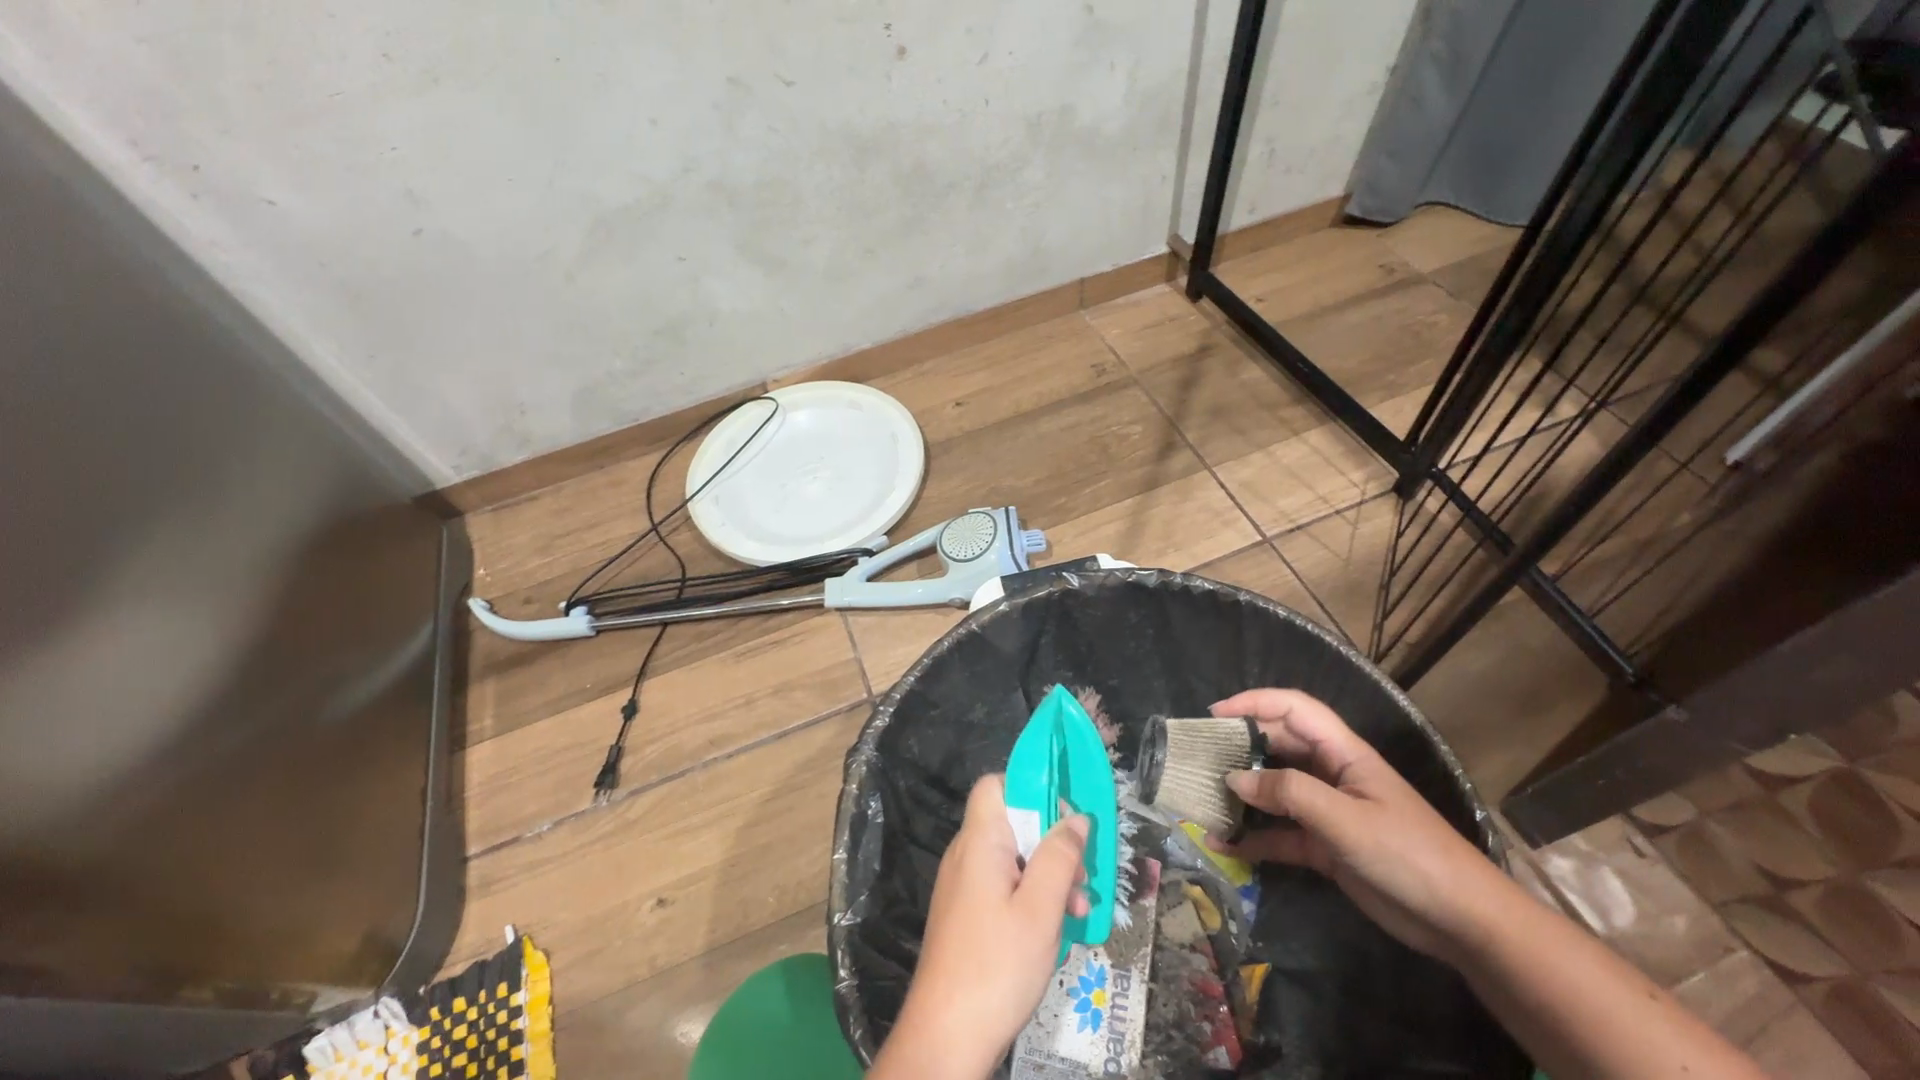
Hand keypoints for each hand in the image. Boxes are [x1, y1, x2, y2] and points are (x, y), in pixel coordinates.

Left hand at [871, 774, 1089, 1079]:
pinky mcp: (968, 917)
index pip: (995, 785)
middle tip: (1083, 876)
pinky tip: (1057, 932)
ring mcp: (964, 888)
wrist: (946, 1035)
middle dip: (1053, 843)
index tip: (1067, 812)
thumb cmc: (996, 965)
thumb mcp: (1041, 909)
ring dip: (1050, 878)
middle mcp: (966, 857)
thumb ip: (1060, 857)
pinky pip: (1005, 889)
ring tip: (1077, 911)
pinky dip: (1033, 901)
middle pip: (1012, 824)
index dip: (1030, 786)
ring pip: (1014, 861)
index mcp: (979, 843)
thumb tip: (1076, 817)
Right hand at [1206, 688, 1515, 964]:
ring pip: (1275, 792)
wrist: (1461, 920)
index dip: (1255, 703)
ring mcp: (1329, 813)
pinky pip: (1280, 835)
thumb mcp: (1347, 820)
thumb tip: (1234, 778)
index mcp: (1345, 754)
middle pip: (1279, 747)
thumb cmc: (1410, 855)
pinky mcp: (1326, 849)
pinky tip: (1223, 846)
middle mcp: (1333, 776)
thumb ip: (1289, 794)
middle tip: (1197, 760)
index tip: (1214, 715)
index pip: (1295, 710)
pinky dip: (1253, 839)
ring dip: (1241, 797)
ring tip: (1202, 803)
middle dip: (1240, 748)